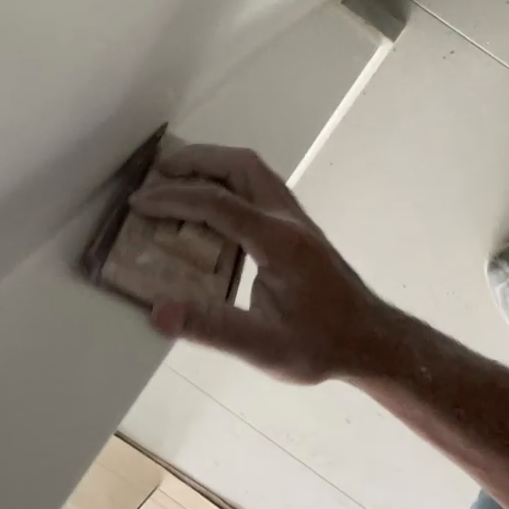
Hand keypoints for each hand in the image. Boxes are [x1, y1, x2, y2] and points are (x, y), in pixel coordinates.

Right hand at [129, 143, 410, 384]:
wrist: (371, 340)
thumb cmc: (320, 346)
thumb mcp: (263, 347)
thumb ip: (211, 327)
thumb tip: (158, 310)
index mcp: (278, 241)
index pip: (217, 202)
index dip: (172, 198)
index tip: (138, 204)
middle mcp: (288, 218)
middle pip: (240, 165)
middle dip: (195, 161)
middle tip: (157, 173)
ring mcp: (297, 219)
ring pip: (253, 170)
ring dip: (214, 165)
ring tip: (179, 178)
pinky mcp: (299, 227)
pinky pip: (260, 186)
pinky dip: (229, 180)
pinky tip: (213, 204)